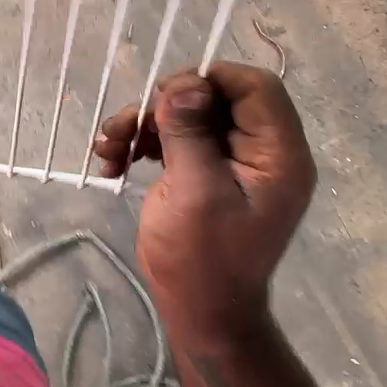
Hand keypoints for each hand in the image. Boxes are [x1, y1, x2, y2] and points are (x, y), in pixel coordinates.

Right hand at [91, 63, 316, 341]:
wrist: (198, 307)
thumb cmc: (203, 255)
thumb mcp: (195, 190)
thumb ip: (190, 133)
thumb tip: (184, 83)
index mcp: (277, 154)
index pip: (255, 88)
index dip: (209, 79)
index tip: (163, 94)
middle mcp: (258, 150)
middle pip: (213, 97)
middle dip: (164, 105)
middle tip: (130, 126)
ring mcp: (228, 161)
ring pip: (184, 115)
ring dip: (142, 124)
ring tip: (109, 147)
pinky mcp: (200, 171)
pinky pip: (170, 138)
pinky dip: (138, 143)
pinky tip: (112, 162)